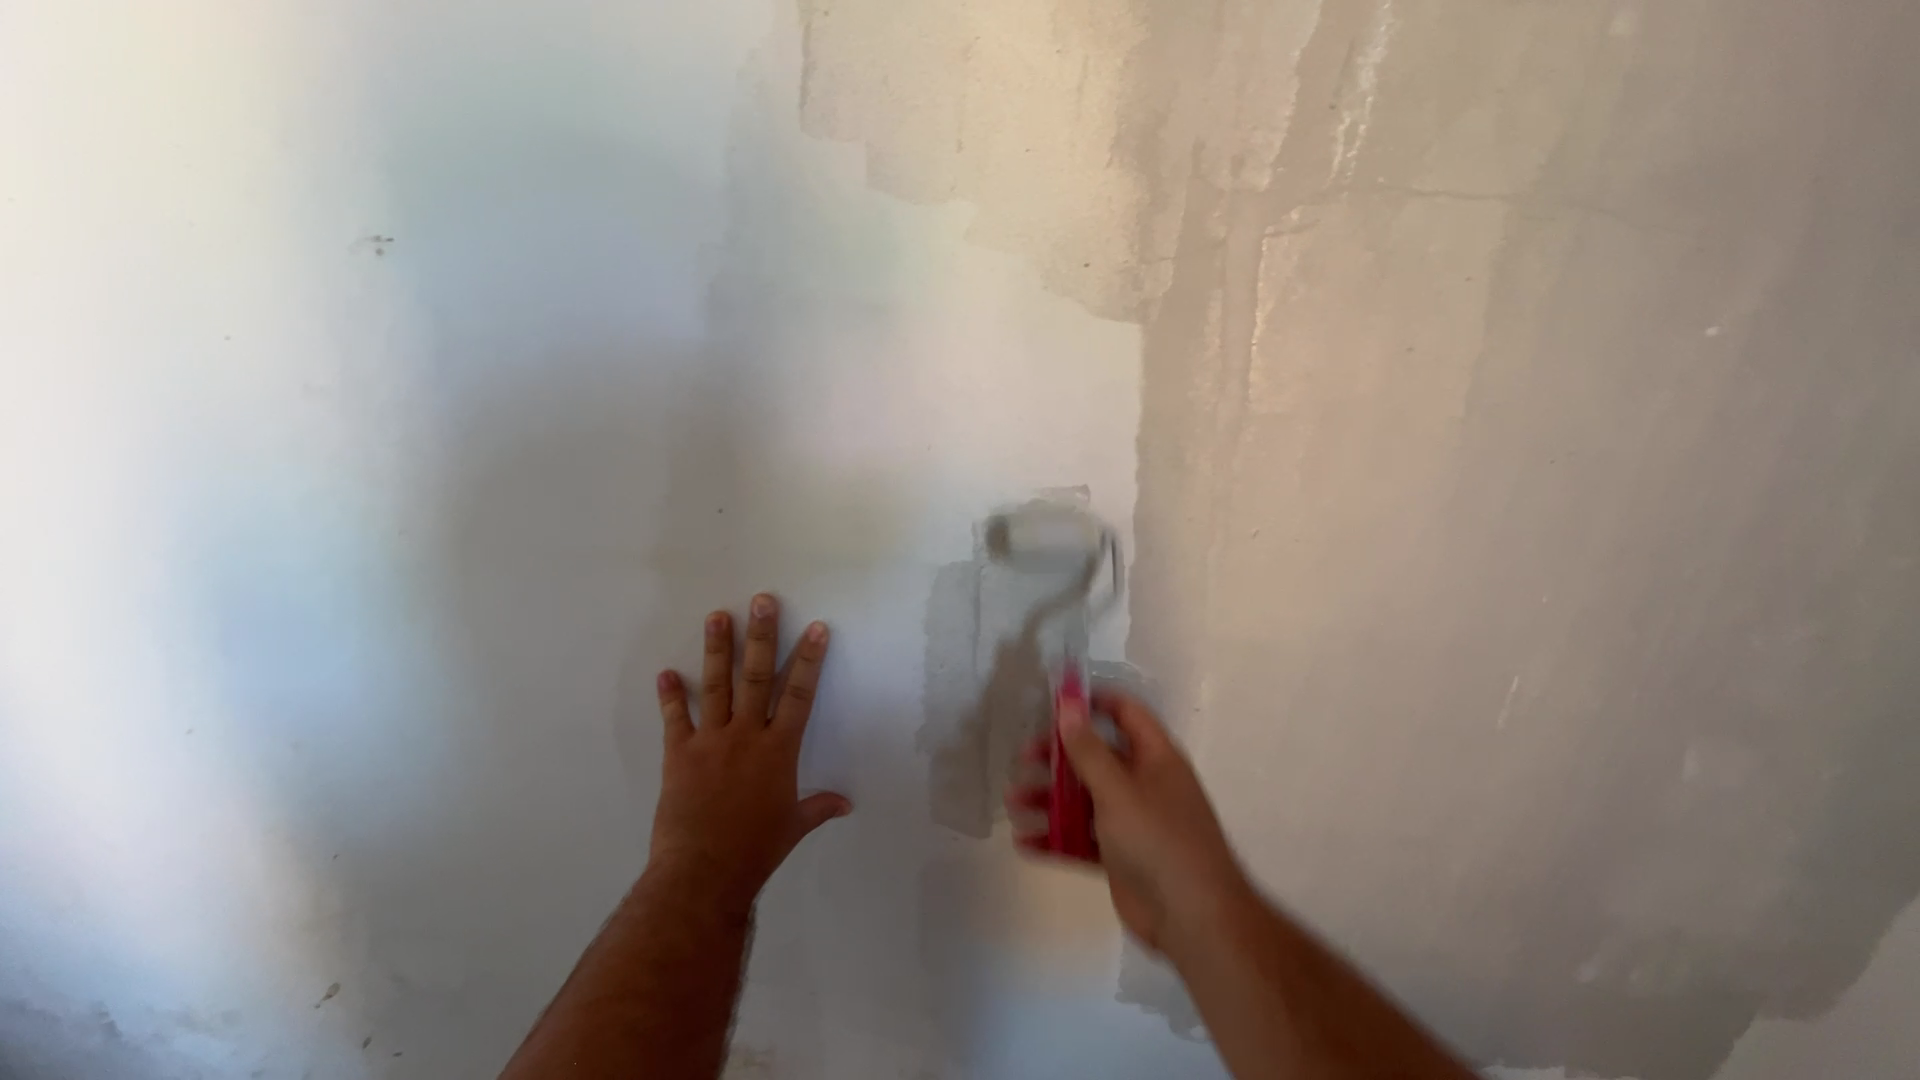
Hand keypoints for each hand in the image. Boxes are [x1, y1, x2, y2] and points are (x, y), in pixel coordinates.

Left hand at [651, 594, 850, 915]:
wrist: (703, 872)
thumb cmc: (756, 850)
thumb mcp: (793, 827)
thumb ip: (818, 808)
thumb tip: (845, 804)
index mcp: (779, 750)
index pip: (800, 694)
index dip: (809, 659)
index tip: (815, 627)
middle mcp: (747, 735)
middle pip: (758, 677)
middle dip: (762, 636)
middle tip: (761, 601)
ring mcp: (711, 741)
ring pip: (716, 686)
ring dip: (717, 649)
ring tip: (717, 616)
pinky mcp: (679, 755)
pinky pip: (675, 719)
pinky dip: (671, 696)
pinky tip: (666, 673)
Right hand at [1009, 690, 1249, 954]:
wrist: (1193, 918)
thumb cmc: (1159, 840)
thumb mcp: (1118, 790)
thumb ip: (1089, 750)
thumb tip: (1068, 706)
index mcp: (1155, 758)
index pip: (1125, 714)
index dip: (1093, 703)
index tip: (1055, 703)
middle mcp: (1143, 784)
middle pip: (1096, 758)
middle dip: (1058, 757)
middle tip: (1023, 758)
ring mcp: (1131, 822)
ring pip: (1083, 801)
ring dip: (1048, 799)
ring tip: (1012, 803)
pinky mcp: (1119, 857)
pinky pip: (1082, 839)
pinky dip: (1056, 838)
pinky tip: (1025, 841)